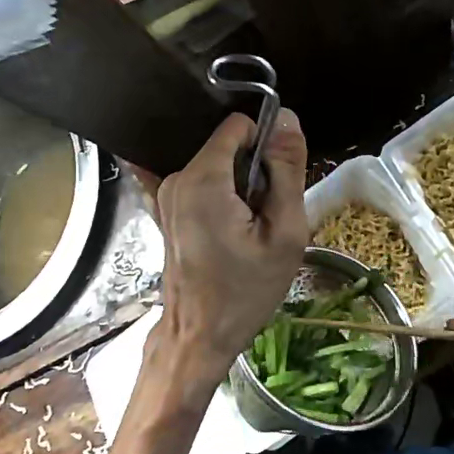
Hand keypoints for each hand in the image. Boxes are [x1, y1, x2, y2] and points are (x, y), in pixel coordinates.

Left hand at [147, 110, 307, 399]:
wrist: (199, 335)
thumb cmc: (244, 291)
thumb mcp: (284, 233)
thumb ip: (287, 170)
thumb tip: (287, 117)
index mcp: (202, 178)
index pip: (239, 125)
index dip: (266, 147)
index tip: (275, 185)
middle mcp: (176, 178)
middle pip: (228, 148)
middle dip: (253, 173)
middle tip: (263, 218)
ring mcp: (166, 194)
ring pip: (218, 167)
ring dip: (240, 191)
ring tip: (247, 231)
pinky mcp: (166, 209)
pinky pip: (203, 185)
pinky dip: (222, 199)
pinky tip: (229, 231)